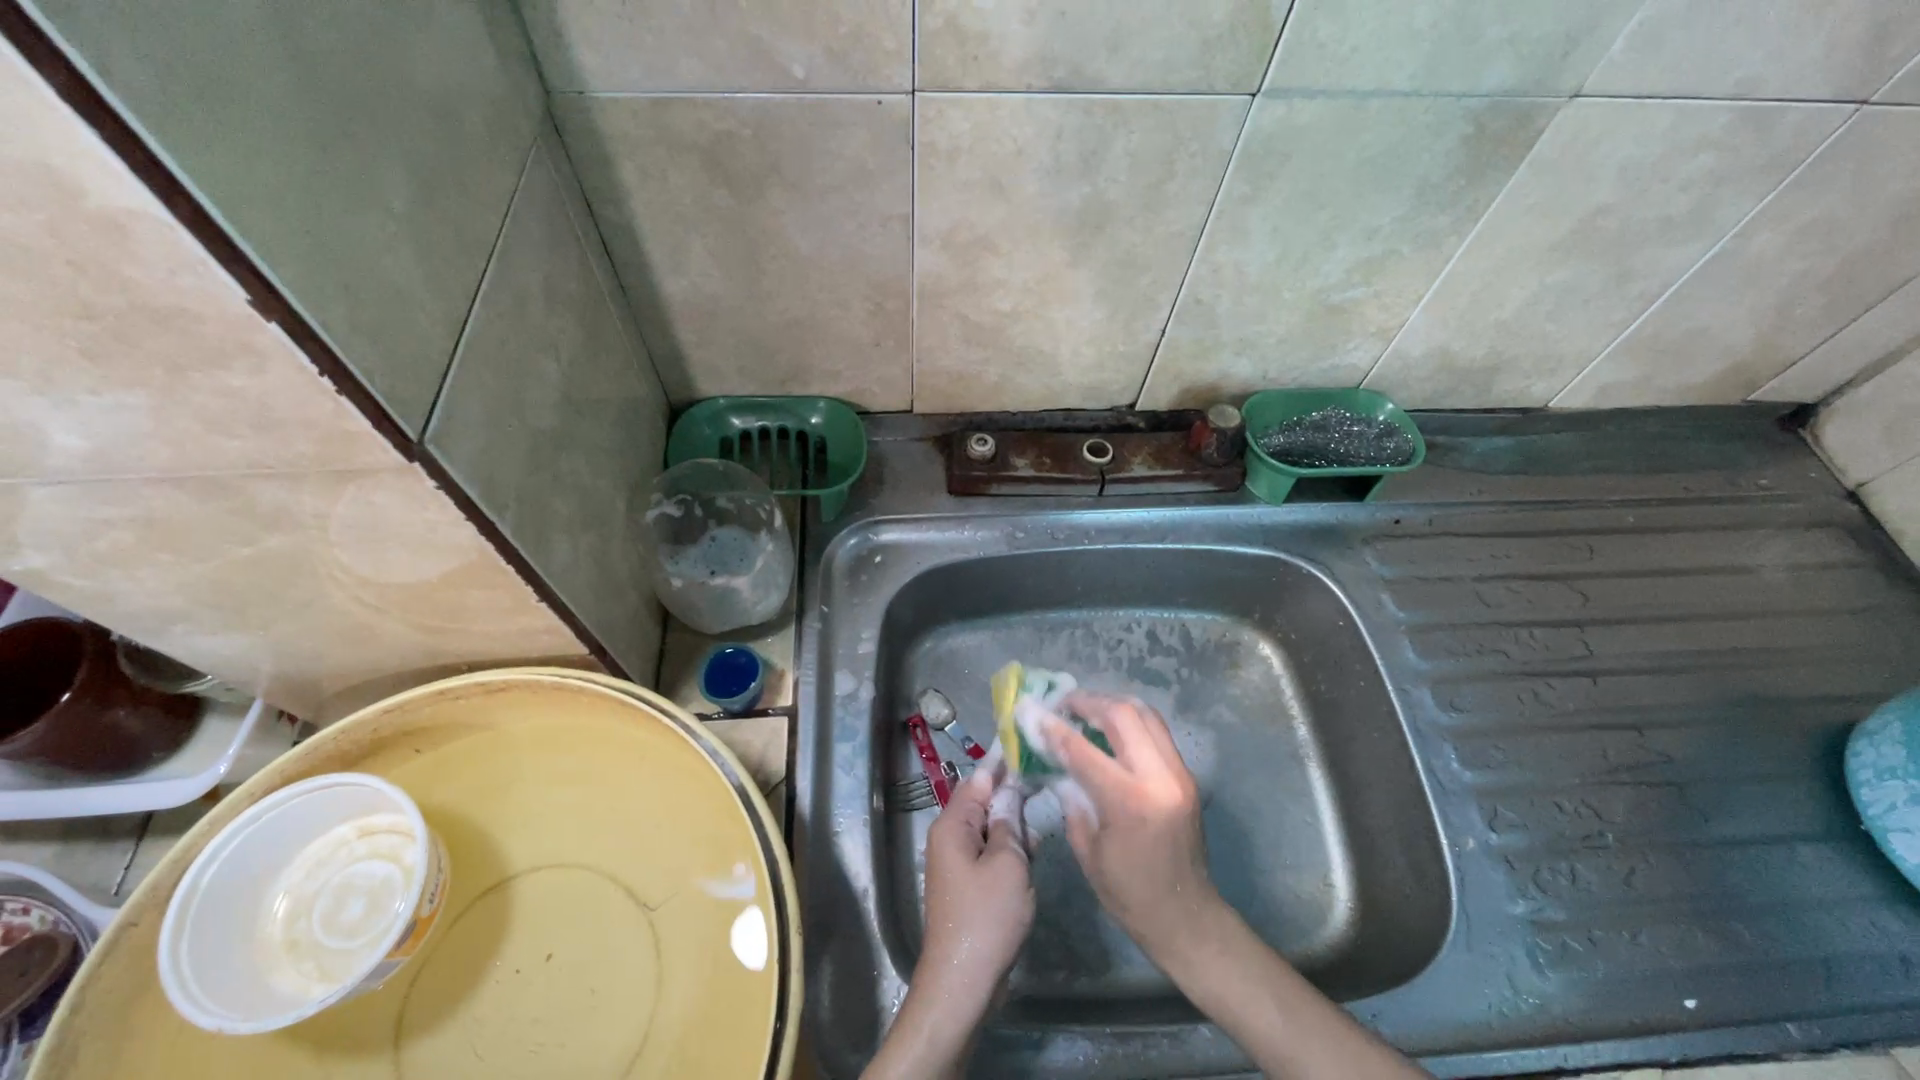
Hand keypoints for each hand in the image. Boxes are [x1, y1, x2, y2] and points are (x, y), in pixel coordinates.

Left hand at [915, 765, 1033, 1012]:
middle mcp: (950, 837)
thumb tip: (1009, 792)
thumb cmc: (987, 916)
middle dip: (1014, 794)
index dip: (1003, 762)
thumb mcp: (1008, 863)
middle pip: (985, 802)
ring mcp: (959, 863)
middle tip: (1049, 779)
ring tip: (1046, 816)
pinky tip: (1035, 851)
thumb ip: (1010, 823)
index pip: (978, 779)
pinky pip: (992, 854)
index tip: (1028, 742)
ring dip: (1016, 826)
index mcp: (952, 825)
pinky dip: (1012, 850)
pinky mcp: (970, 885)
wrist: (964, 979)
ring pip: (991, 829)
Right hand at [1046, 692, 1220, 957]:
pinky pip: (1156, 733)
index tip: (1031, 713)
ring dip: (1112, 706)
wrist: (1186, 915)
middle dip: (1088, 702)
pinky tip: (1108, 732)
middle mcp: (1160, 777)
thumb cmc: (1128, 893)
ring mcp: (1179, 773)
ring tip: (1084, 711)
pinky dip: (1130, 723)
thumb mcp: (1087, 849)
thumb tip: (1057, 764)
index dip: (1053, 728)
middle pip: (1123, 714)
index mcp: (1130, 802)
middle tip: (1061, 704)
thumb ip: (1072, 799)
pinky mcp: (1186, 776)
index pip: (1084, 749)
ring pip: (1146, 715)